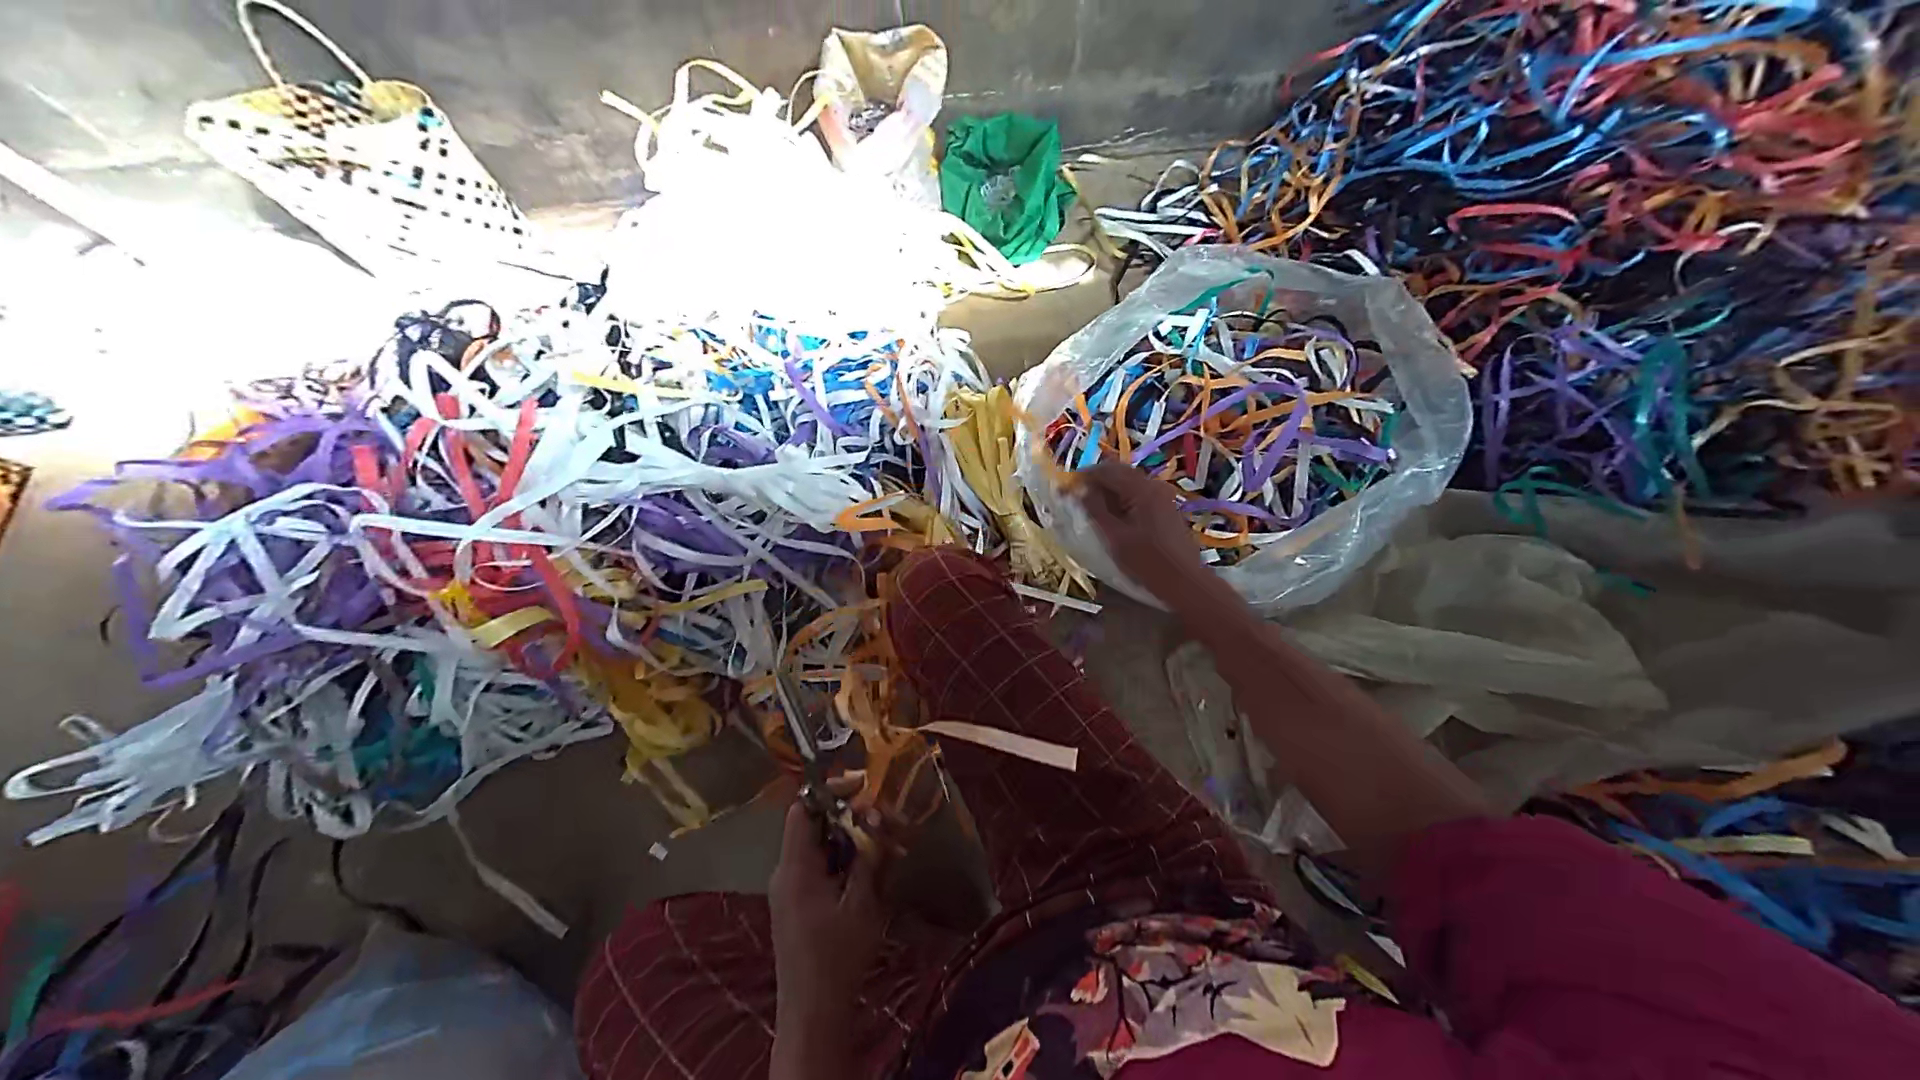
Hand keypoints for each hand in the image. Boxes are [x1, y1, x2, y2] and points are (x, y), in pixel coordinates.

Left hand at [770, 792, 886, 1029]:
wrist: (812, 1012)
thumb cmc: (837, 955)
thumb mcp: (861, 903)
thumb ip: (867, 856)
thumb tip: (876, 817)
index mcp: (795, 866)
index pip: (803, 809)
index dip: (830, 790)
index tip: (862, 784)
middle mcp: (786, 872)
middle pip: (815, 827)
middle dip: (851, 817)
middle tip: (885, 818)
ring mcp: (789, 890)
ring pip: (821, 848)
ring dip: (852, 842)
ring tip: (888, 845)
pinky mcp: (798, 905)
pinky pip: (820, 868)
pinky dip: (844, 862)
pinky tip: (872, 870)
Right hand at [1076, 460, 1212, 604]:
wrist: (1185, 582)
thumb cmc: (1147, 562)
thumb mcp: (1114, 537)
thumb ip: (1094, 510)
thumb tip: (1078, 491)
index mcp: (1141, 489)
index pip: (1106, 470)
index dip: (1083, 477)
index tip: (1065, 490)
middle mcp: (1154, 485)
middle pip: (1119, 472)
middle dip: (1096, 482)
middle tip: (1077, 499)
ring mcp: (1163, 496)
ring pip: (1129, 483)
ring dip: (1109, 491)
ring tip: (1092, 510)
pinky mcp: (1166, 508)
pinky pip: (1139, 494)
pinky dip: (1122, 500)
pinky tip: (1114, 518)